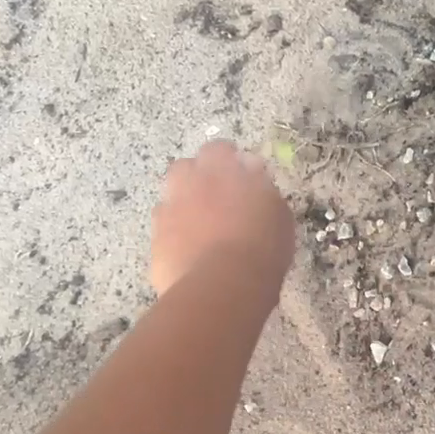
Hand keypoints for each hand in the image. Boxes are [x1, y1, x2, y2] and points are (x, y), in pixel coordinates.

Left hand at [150, 141, 295, 304]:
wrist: (223, 285)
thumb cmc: (263, 245)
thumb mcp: (279, 213)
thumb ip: (263, 191)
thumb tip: (256, 181)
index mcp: (223, 171)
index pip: (218, 148)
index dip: (229, 158)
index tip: (242, 171)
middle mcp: (190, 184)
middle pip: (185, 167)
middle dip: (198, 176)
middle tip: (218, 194)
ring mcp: (168, 212)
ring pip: (170, 196)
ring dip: (185, 203)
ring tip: (204, 223)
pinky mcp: (156, 241)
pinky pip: (164, 228)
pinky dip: (176, 232)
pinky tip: (193, 248)